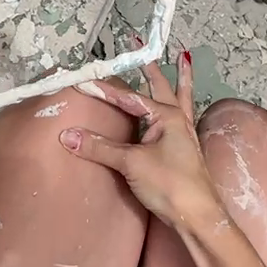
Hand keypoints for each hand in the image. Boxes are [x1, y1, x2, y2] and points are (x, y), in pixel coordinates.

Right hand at [59, 53, 228, 233]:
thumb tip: (66, 135)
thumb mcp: (131, 164)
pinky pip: (182, 117)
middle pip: (161, 86)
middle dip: (151, 66)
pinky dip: (182, 103)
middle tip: (141, 47)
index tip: (84, 81)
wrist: (199, 219)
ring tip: (184, 59)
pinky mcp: (185, 150)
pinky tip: (179, 105)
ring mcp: (184, 134)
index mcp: (167, 115)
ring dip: (179, 78)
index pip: (129, 98)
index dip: (105, 90)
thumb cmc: (170, 185)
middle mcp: (178, 119)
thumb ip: (99, 148)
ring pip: (180, 97)